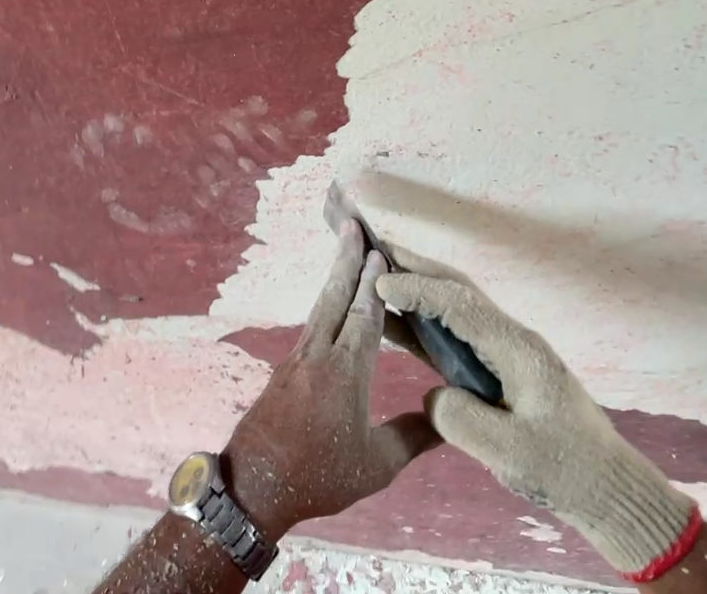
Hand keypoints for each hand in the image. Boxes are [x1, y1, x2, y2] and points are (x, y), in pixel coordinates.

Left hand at [220, 220, 440, 539]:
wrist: (256, 483)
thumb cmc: (320, 475)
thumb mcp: (376, 465)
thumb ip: (414, 437)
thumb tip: (450, 417)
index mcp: (345, 373)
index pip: (365, 317)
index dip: (374, 284)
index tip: (380, 252)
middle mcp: (319, 355)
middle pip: (335, 298)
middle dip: (346, 260)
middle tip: (353, 225)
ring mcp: (298, 358)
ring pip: (320, 308)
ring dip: (335, 276)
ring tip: (345, 248)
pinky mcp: (287, 367)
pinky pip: (312, 324)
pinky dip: (325, 302)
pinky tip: (331, 299)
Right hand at [375, 244, 700, 581]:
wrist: (606, 489)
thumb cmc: (564, 469)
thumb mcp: (509, 452)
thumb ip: (460, 417)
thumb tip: (432, 393)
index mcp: (516, 349)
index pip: (459, 304)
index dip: (417, 290)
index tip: (379, 284)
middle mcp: (508, 338)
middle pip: (455, 289)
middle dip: (412, 264)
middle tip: (370, 244)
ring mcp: (501, 351)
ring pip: (450, 306)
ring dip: (412, 285)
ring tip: (371, 268)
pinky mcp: (493, 369)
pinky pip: (450, 334)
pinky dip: (419, 318)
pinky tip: (390, 317)